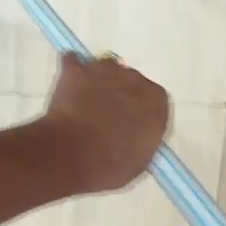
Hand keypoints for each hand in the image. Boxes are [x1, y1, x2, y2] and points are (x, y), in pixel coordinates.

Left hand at [36, 53, 171, 194]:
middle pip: (129, 79)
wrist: (71, 154)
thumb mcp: (141, 159)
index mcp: (156, 101)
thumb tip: (135, 130)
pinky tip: (69, 81)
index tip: (130, 122)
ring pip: (104, 67)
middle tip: (105, 113)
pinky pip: (73, 61)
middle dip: (119, 92)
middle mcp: (133, 78)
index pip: (154, 98)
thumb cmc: (111, 164)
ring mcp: (102, 69)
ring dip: (98, 79)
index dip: (140, 109)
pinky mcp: (75, 69)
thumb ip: (143, 135)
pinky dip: (72, 69)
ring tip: (86, 100)